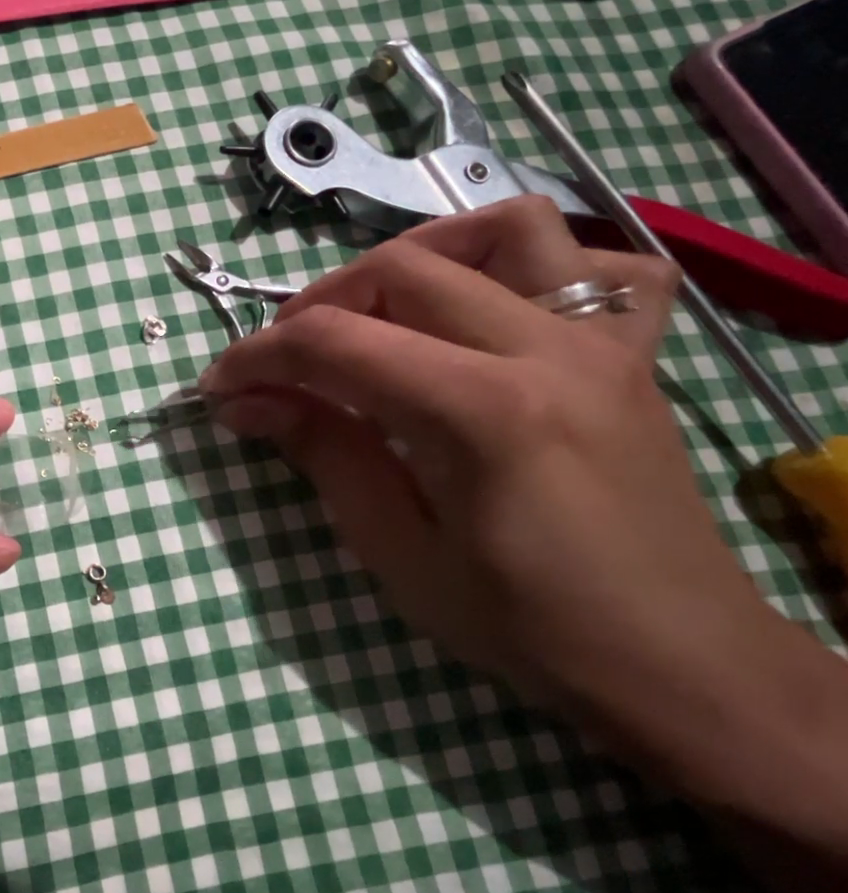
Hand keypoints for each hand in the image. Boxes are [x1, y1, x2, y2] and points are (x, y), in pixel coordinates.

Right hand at [203, 196, 847, 892]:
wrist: (675, 662)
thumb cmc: (522, 623)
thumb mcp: (396, 551)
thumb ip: (323, 453)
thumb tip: (247, 401)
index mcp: (479, 412)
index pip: (335, 342)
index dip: (257, 356)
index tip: (217, 386)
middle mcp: (546, 350)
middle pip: (399, 270)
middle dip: (314, 306)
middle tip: (281, 362)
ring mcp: (601, 342)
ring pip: (506, 230)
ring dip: (421, 252)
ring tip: (377, 305)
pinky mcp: (632, 354)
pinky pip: (599, 265)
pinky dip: (534, 264)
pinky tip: (490, 307)